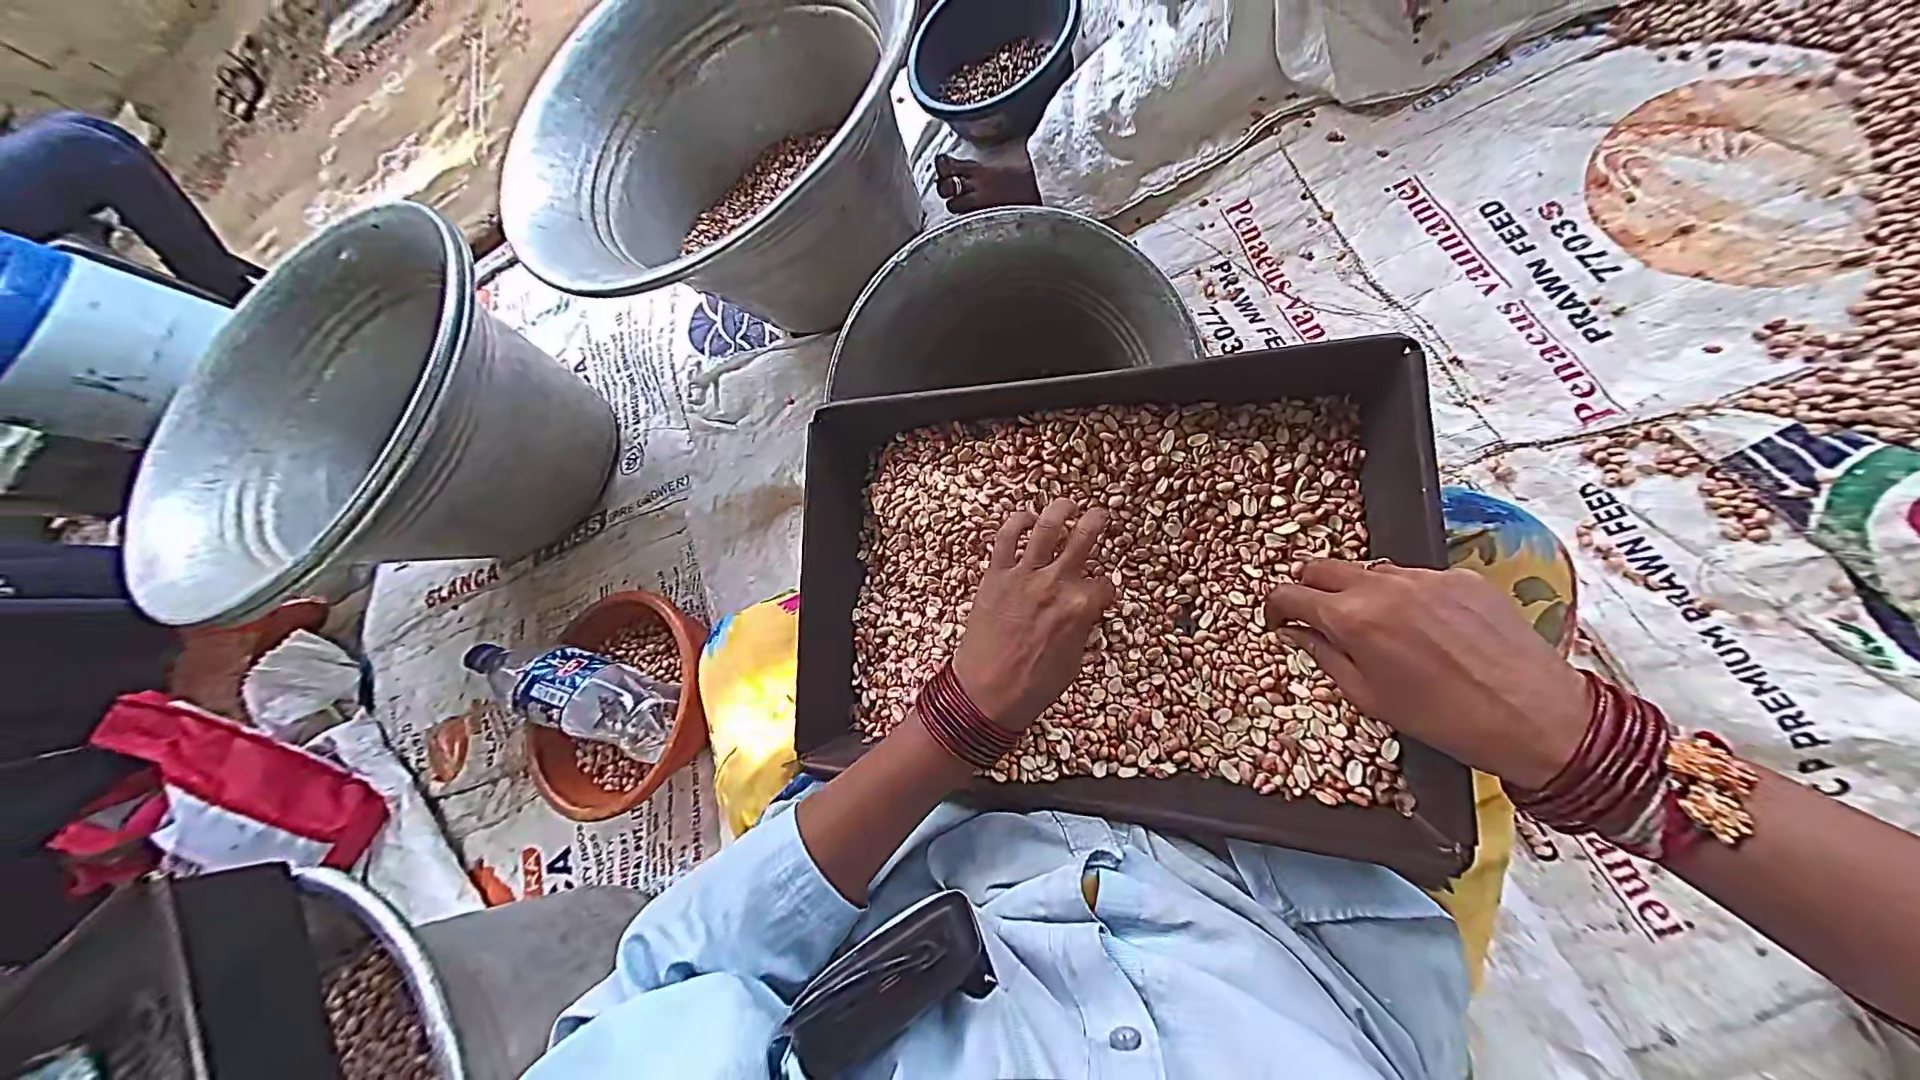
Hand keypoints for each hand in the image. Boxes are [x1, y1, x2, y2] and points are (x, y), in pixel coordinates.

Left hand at [952, 499, 1116, 731]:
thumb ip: (1082, 628)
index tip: (1101, 590)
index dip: (1105, 587)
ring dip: (1060, 509)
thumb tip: (1085, 612)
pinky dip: (1016, 522)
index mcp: (1080, 608)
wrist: (984, 695)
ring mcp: (1023, 576)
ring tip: (1066, 503)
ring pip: (1046, 527)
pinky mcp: (995, 576)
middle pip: (1084, 538)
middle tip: (1100, 514)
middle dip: (1096, 521)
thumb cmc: (1031, 687)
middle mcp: (1055, 584)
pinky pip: (1005, 538)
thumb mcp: (1073, 661)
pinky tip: (1025, 518)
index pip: (1104, 584)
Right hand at [1264, 559, 1590, 788]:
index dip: (1276, 606)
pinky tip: (1421, 624)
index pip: (1291, 593)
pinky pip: (1414, 576)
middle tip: (1313, 611)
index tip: (1279, 618)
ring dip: (1356, 589)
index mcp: (1352, 618)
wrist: (1537, 718)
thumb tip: (1296, 633)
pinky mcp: (1460, 577)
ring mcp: (1424, 577)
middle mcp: (1383, 587)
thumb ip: (1322, 655)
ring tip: (1373, 622)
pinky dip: (1403, 593)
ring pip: (1368, 570)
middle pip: (1322, 567)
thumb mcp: (1366, 695)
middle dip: (1308, 587)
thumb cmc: (1445, 718)